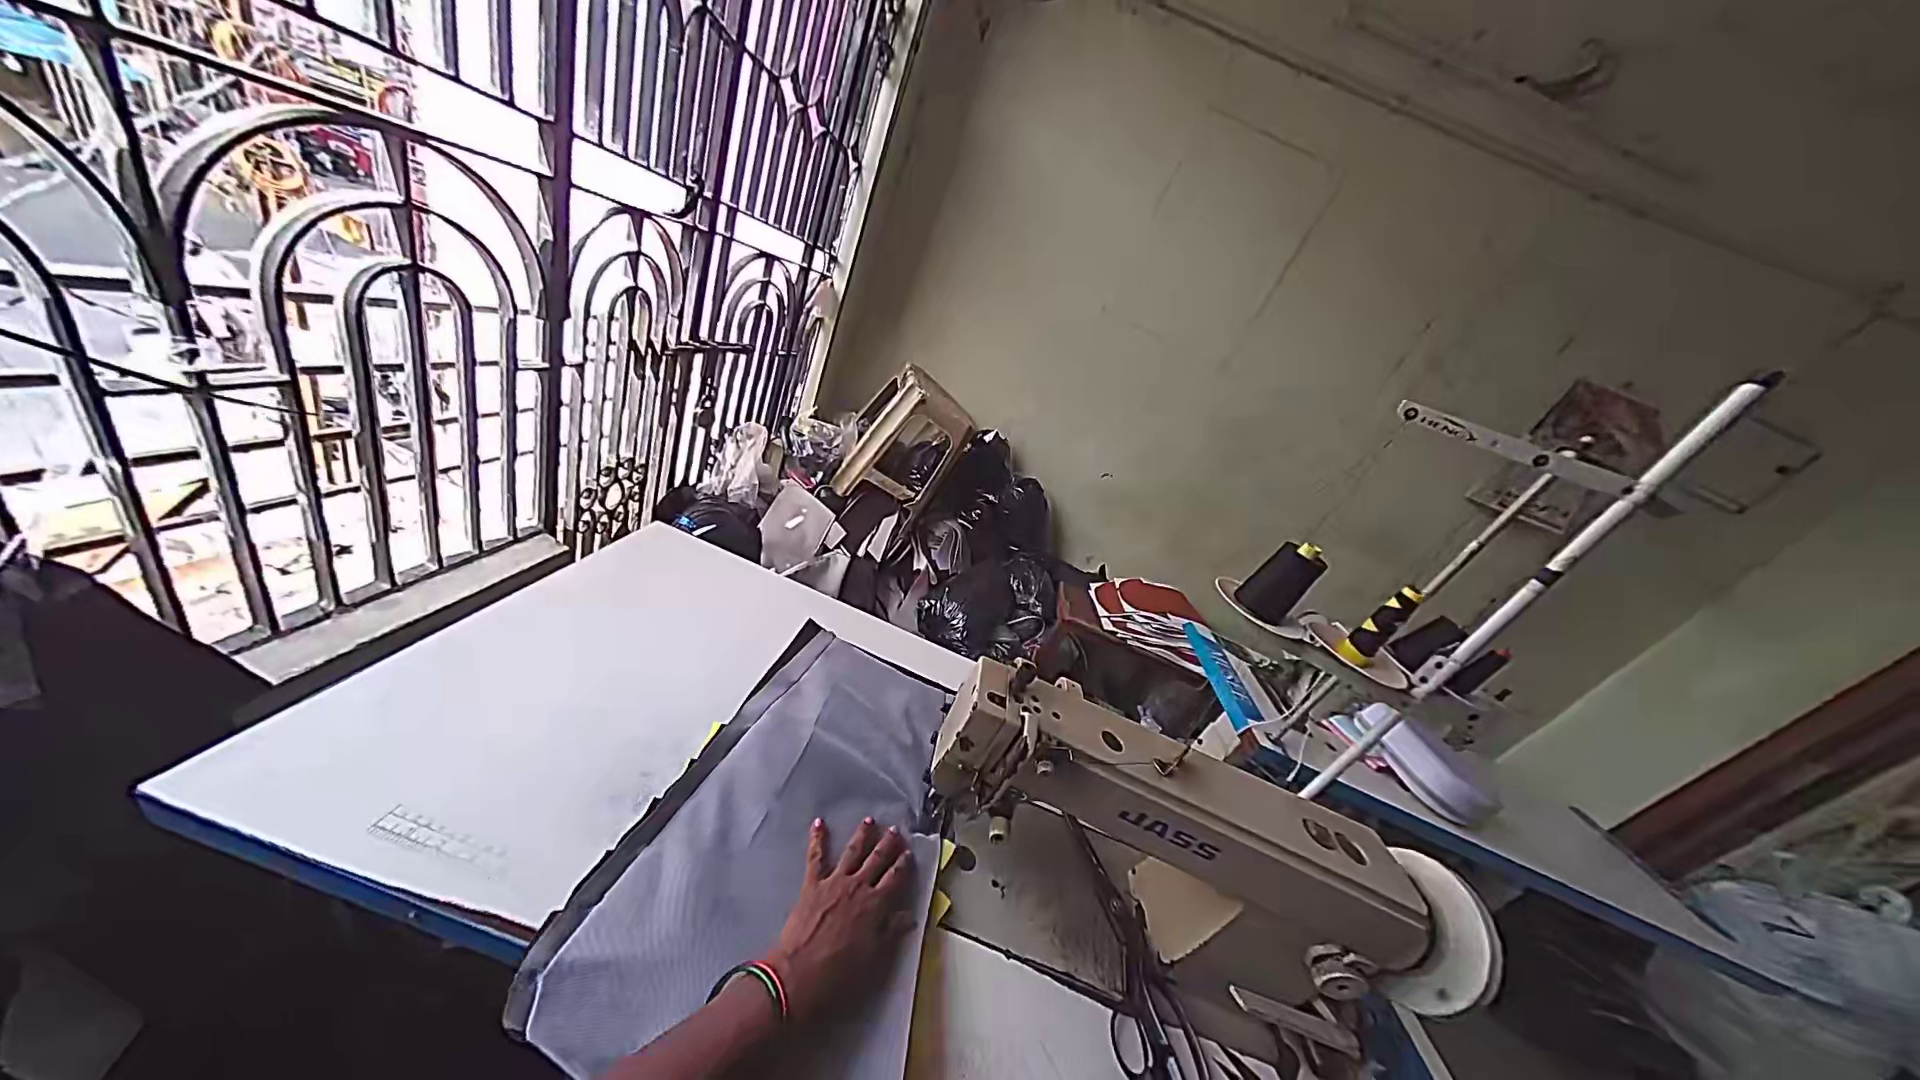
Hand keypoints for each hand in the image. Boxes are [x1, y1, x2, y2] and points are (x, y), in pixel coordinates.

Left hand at [763, 817, 916, 1021]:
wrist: (799, 974)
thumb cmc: (840, 972)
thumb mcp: (874, 957)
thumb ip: (891, 932)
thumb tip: (909, 916)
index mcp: (875, 904)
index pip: (895, 878)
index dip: (903, 864)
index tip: (908, 853)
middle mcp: (858, 886)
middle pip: (877, 859)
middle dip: (888, 844)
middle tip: (895, 830)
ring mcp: (834, 882)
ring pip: (852, 851)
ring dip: (862, 835)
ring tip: (870, 820)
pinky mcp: (812, 884)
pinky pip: (816, 857)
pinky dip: (817, 839)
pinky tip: (819, 823)